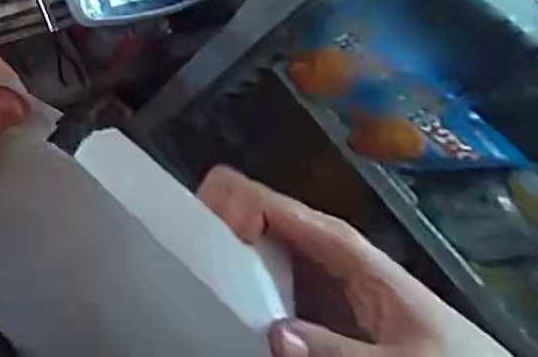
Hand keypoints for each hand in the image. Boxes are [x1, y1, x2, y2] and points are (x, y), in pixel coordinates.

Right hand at [198, 167, 508, 356]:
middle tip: (193, 265)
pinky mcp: (311, 294)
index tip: (207, 246)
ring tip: (201, 283)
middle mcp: (315, 244)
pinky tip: (230, 305)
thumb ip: (344, 353)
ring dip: (223, 255)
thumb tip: (274, 335)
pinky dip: (240, 280)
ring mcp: (311, 268)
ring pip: (248, 240)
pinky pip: (262, 273)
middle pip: (244, 210)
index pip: (258, 197)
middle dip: (213, 228)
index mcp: (335, 242)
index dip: (223, 209)